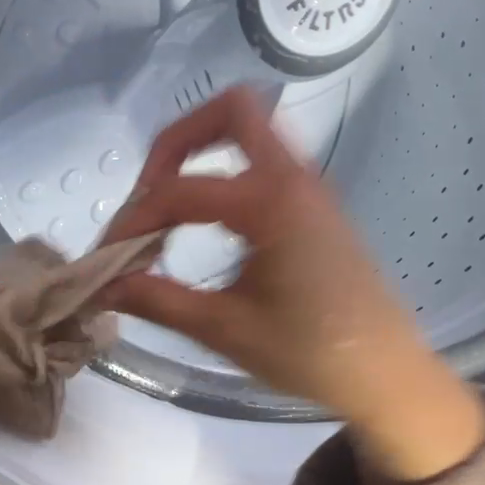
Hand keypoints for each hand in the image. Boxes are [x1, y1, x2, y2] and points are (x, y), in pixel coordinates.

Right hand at [98, 88, 484, 484]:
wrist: (381, 371)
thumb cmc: (306, 352)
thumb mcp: (223, 329)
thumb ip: (158, 300)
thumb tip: (104, 287)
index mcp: (270, 203)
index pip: (180, 189)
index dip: (133, 219)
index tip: (106, 259)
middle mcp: (293, 178)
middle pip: (229, 113)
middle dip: (174, 145)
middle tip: (144, 199)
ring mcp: (308, 189)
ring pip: (250, 134)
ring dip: (199, 159)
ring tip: (164, 216)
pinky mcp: (312, 208)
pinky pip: (261, 166)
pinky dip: (221, 179)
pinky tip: (200, 230)